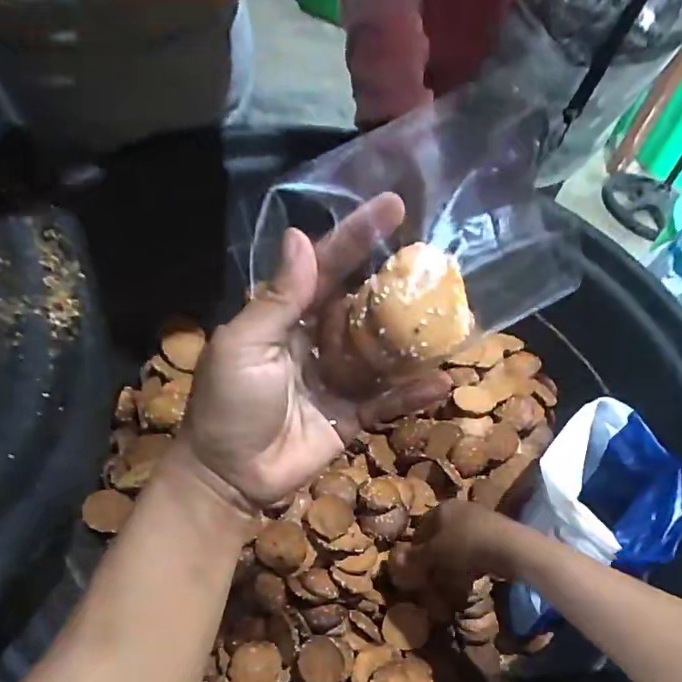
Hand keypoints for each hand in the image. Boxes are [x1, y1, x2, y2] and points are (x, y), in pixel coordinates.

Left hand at [179, 194, 453, 508]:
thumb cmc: (228, 404)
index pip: (325, 268)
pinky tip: (442, 381)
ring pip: (381, 353)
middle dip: (395, 285)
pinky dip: (411, 394)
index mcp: (286, 318)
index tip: (393, 206)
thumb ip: (278, 299)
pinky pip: (385, 402)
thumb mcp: (245, 345)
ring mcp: (336, 381)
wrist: (229, 475)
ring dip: (413, 339)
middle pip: (363, 307)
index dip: (356, 237)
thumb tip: (301, 237)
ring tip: (453, 317)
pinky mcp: (350, 418)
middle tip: (437, 263)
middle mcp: (316, 342)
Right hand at [411, 500, 531, 592]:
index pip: (420, 529)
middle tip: (433, 575)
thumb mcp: (433, 554)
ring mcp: (480, 517)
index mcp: (441, 508)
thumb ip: (413, 557)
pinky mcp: (496, 530)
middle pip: (439, 534)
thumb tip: (394, 560)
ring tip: (453, 579)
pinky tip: (472, 575)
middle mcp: (459, 507)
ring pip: (458, 541)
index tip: (415, 570)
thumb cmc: (463, 546)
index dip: (415, 551)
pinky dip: (471, 561)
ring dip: (453, 560)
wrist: (508, 546)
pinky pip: (475, 547)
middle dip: (435, 556)